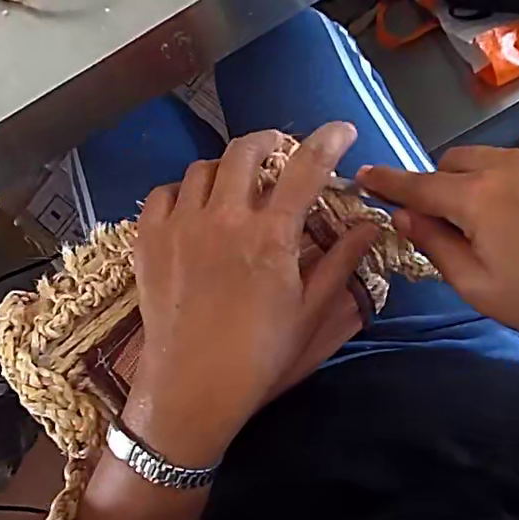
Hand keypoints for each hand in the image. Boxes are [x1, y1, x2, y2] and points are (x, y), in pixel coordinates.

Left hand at [126, 123, 382, 468]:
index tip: (342, 129)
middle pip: (246, 150)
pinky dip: (183, 191)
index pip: (306, 170)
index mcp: (271, 236)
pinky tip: (194, 209)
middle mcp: (225, 218)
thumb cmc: (259, 355)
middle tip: (280, 153)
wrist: (191, 389)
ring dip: (226, 169)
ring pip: (203, 167)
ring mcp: (181, 225)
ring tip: (236, 186)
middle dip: (269, 141)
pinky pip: (163, 192)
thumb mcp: (311, 312)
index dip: (328, 142)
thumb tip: (370, 225)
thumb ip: (341, 262)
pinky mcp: (148, 239)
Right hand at [356, 146, 518, 356]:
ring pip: (496, 161)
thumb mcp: (481, 287)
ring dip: (482, 186)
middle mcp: (513, 164)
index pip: (418, 183)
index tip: (365, 177)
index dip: (387, 181)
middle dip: (442, 186)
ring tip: (506, 232)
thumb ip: (436, 245)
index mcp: (480, 195)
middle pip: (456, 162)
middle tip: (451, 227)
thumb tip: (407, 216)